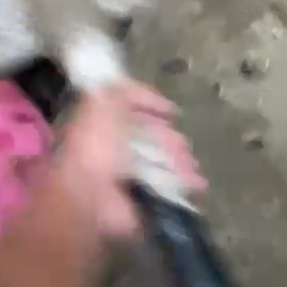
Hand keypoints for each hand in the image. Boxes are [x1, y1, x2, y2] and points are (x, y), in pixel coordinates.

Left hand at [51, 81, 204, 238]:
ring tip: (192, 166)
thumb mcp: (104, 103)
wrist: (91, 193)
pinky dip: (181, 183)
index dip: (148, 104)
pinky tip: (195, 183)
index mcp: (96, 118)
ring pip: (158, 160)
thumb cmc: (96, 143)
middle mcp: (109, 143)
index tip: (171, 111)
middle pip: (145, 135)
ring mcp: (123, 171)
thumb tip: (143, 91)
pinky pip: (165, 185)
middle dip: (168, 137)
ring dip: (179, 161)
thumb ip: (122, 91)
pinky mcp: (137, 196)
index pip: (125, 106)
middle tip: (184, 144)